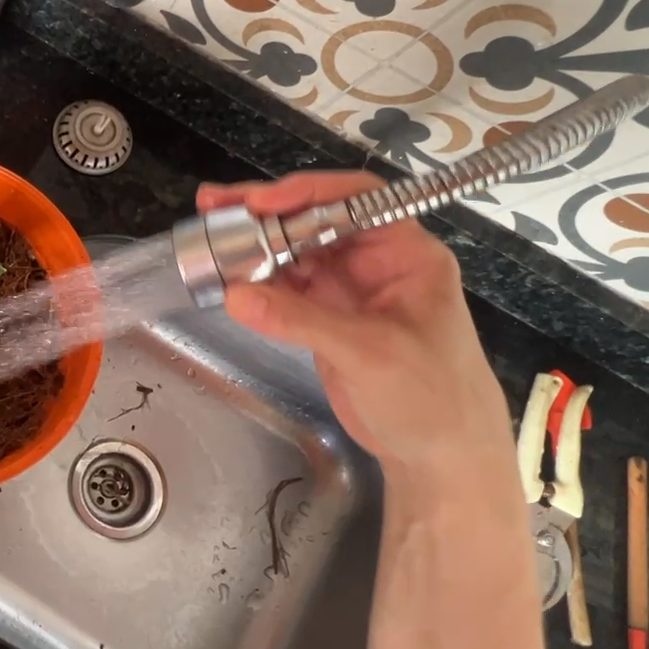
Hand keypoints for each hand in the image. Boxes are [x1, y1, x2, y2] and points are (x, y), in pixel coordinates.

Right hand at [198, 173, 512, 477]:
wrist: (438, 455)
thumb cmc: (429, 397)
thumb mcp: (368, 353)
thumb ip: (300, 320)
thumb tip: (235, 294)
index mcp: (404, 254)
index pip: (356, 200)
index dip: (307, 193)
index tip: (259, 203)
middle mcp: (373, 263)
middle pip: (314, 219)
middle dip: (265, 212)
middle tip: (213, 203)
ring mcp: (346, 289)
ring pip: (294, 251)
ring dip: (253, 243)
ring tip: (209, 235)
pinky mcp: (324, 316)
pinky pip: (284, 285)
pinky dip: (255, 280)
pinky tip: (226, 275)